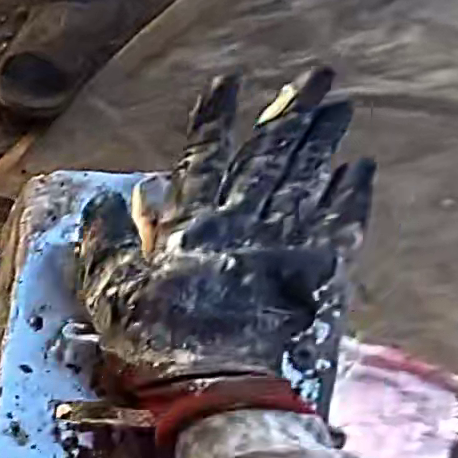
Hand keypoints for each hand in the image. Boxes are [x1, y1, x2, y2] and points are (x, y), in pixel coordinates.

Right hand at [77, 67, 374, 435]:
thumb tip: (103, 204)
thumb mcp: (109, 293)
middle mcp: (241, 224)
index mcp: (190, 229)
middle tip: (313, 79)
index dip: (212, 124)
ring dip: (322, 142)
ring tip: (338, 109)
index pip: (202, 163)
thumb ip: (104, 247)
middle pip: (268, 160)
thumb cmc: (150, 337)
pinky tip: (355, 168)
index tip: (224, 86)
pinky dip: (347, 191)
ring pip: (305, 179)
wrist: (209, 378)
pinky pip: (336, 219)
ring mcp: (280, 242)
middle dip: (287, 117)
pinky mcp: (308, 267)